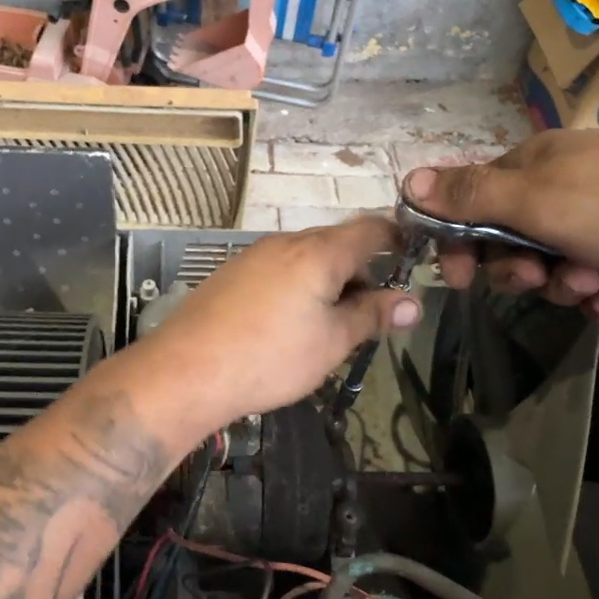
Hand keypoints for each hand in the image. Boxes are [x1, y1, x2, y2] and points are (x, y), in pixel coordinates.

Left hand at [132, 217, 419, 424]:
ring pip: (304, 260)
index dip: (396, 238)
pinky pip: (276, 272)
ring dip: (326, 284)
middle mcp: (284, 243)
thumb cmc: (270, 357)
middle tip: (369, 316)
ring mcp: (252, 256)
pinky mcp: (230, 275)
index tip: (412, 259)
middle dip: (359, 273)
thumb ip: (372, 316)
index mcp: (318, 252)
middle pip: (335, 245)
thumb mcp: (332, 342)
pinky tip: (287, 327)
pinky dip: (295, 288)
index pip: (369, 228)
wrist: (186, 370)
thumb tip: (412, 302)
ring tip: (328, 329)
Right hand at [404, 129, 598, 318]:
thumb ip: (473, 195)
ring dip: (565, 286)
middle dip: (521, 270)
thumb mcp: (543, 201)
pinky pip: (597, 274)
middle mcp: (563, 183)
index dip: (459, 241)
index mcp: (534, 164)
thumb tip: (407, 180)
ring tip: (597, 290)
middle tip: (545, 281)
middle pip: (509, 238)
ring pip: (553, 263)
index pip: (469, 201)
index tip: (460, 279)